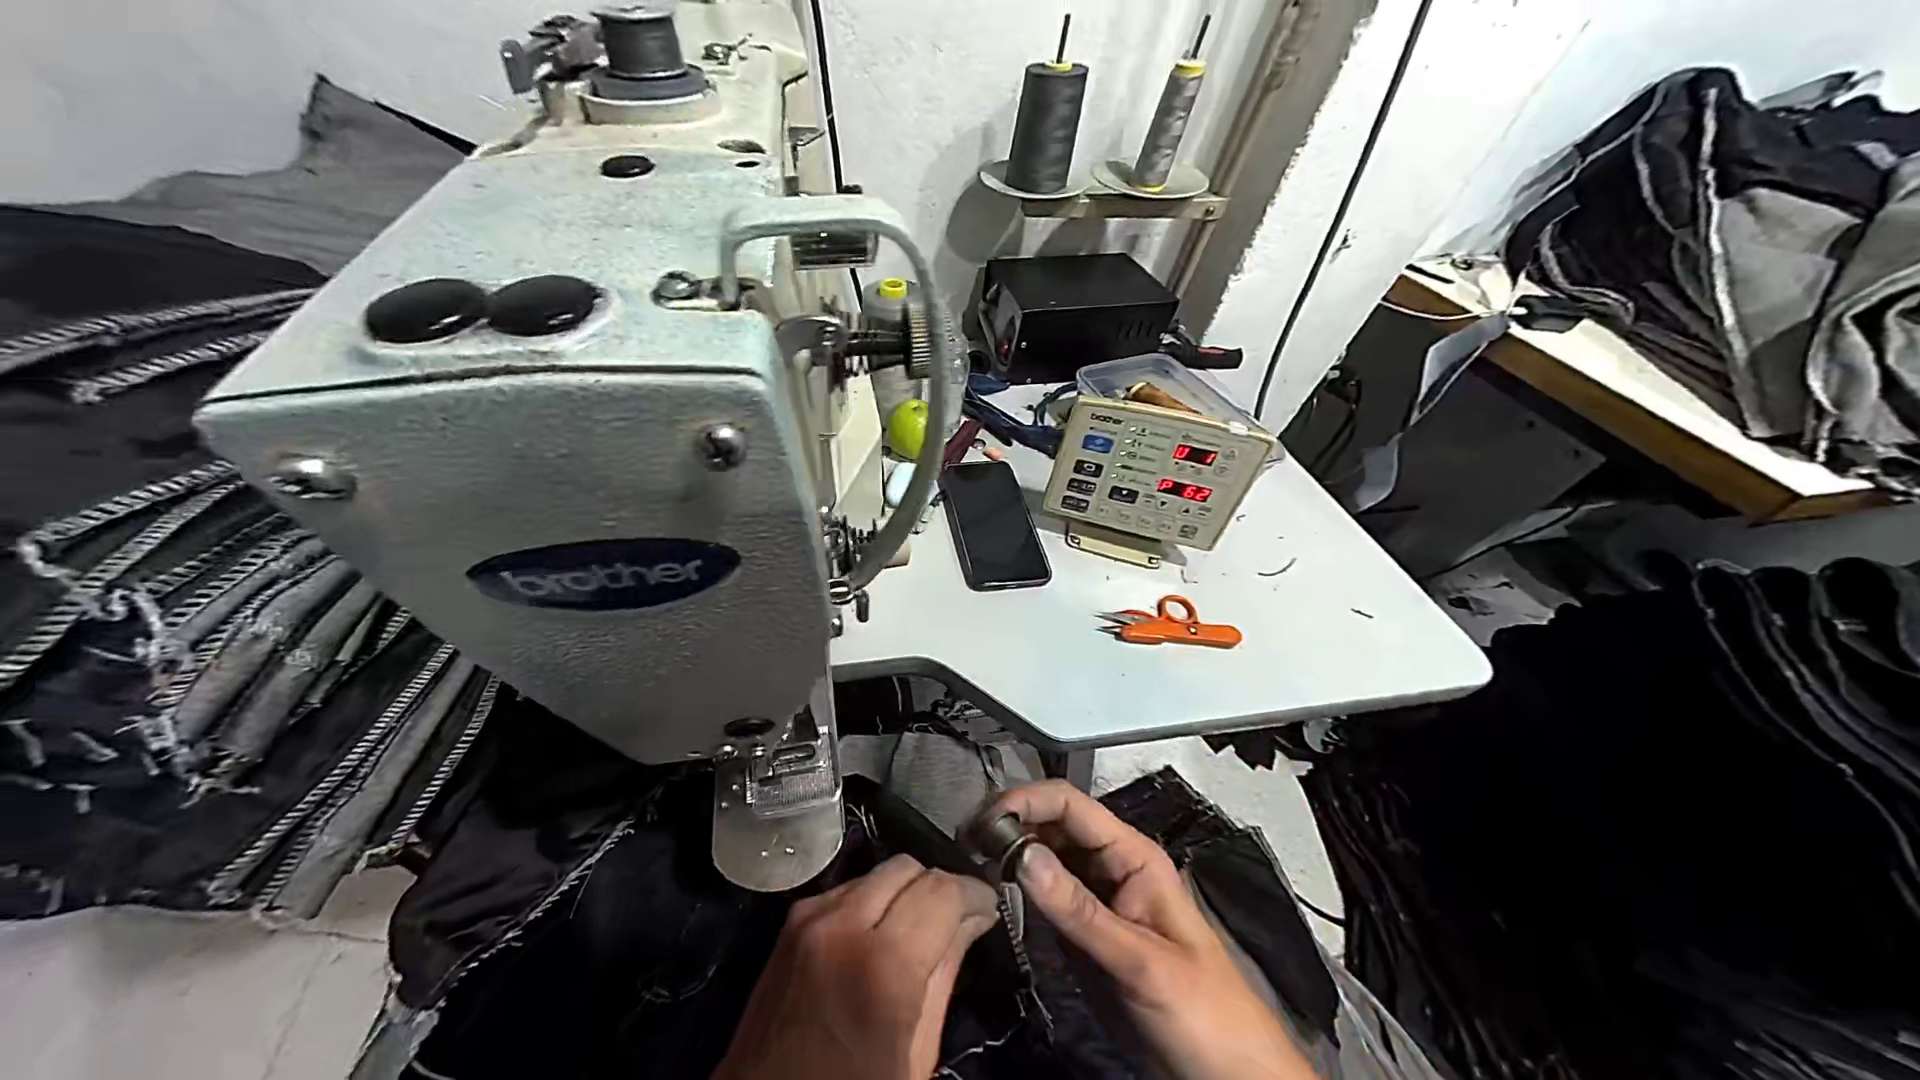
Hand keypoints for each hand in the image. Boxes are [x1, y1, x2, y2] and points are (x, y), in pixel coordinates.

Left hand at [713, 854, 1000, 1079]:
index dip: (974, 894)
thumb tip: (972, 919)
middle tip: (955, 920)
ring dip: (906, 890)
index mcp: (882, 964)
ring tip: (919, 926)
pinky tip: (880, 931)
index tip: (988, 908)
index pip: (944, 890)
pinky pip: (849, 887)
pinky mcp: (791, 921)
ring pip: (879, 871)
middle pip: (910, 868)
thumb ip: (945, 974)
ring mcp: (811, 916)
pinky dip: (874, 899)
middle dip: (939, 888)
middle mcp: (843, 923)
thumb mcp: (916, 1055)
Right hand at [986, 781, 1316, 1079]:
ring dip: (1010, 853)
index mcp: (1132, 855)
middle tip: (967, 842)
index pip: (1069, 805)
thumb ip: (1079, 910)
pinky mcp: (1084, 931)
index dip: (1024, 802)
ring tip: (972, 862)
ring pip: (1044, 856)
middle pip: (1052, 824)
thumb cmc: (1204, 1013)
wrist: (1230, 1075)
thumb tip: (1020, 854)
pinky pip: (1045, 895)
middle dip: (1010, 824)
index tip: (983, 822)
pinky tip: (996, 891)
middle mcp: (1110, 867)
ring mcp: (1096, 899)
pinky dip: (1018, 888)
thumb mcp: (1141, 960)